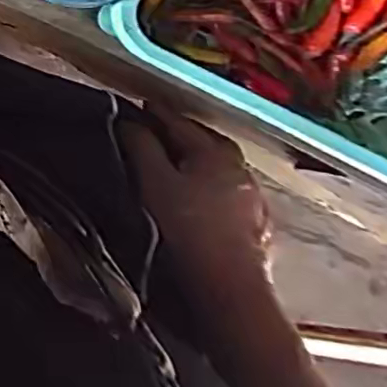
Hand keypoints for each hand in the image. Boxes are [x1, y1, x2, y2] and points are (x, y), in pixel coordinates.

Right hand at [121, 102, 273, 297]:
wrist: (226, 283)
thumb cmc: (183, 224)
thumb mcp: (151, 179)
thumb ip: (140, 145)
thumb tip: (130, 121)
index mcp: (217, 156)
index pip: (182, 124)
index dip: (158, 112)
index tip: (138, 104)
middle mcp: (242, 172)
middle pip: (210, 142)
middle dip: (184, 132)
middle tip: (156, 127)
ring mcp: (253, 199)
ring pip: (221, 166)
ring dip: (198, 156)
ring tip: (173, 157)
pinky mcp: (256, 224)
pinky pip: (227, 188)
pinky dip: (209, 179)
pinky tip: (196, 190)